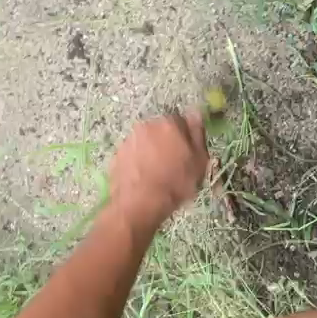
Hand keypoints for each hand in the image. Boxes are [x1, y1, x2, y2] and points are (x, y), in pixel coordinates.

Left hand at [106, 111, 206, 230]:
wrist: (140, 204)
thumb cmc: (176, 182)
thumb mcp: (199, 160)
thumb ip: (198, 134)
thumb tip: (196, 114)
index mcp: (169, 123)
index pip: (182, 121)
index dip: (186, 138)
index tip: (189, 153)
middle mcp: (147, 126)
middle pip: (162, 130)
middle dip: (168, 142)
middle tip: (175, 164)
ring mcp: (129, 140)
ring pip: (147, 142)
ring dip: (152, 152)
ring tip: (158, 174)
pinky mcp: (117, 155)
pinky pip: (134, 154)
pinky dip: (140, 162)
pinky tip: (145, 178)